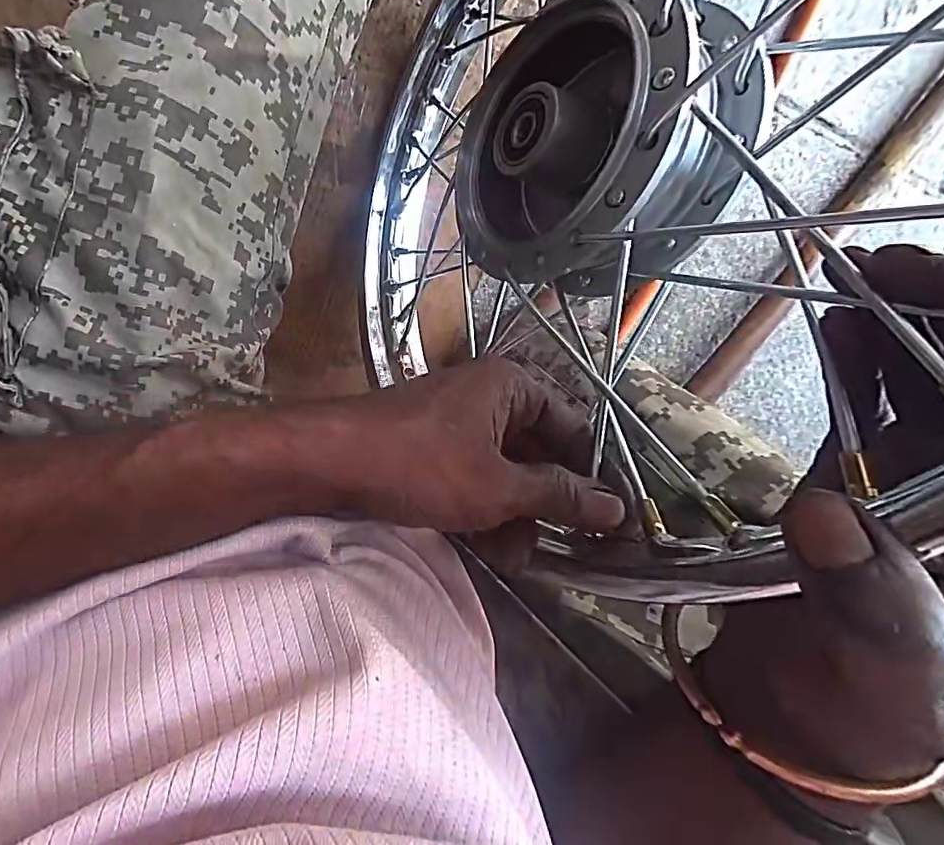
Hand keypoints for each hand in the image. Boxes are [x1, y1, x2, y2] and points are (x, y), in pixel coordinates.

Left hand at [294, 357, 626, 534]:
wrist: (329, 461)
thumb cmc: (420, 464)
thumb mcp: (498, 485)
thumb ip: (558, 496)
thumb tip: (615, 506)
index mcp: (510, 386)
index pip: (572, 426)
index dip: (590, 473)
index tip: (607, 520)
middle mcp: (487, 396)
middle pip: (537, 451)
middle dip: (545, 504)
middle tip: (557, 548)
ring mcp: (456, 422)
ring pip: (504, 470)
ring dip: (514, 515)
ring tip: (513, 557)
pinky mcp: (431, 447)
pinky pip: (473, 476)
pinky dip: (484, 509)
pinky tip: (489, 548)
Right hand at [696, 245, 943, 790]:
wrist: (799, 696)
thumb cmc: (867, 703)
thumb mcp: (889, 673)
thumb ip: (877, 603)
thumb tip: (826, 520)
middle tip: (903, 267)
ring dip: (916, 316)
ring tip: (862, 276)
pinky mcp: (896, 465)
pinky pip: (893, 389)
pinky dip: (867, 349)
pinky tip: (840, 321)